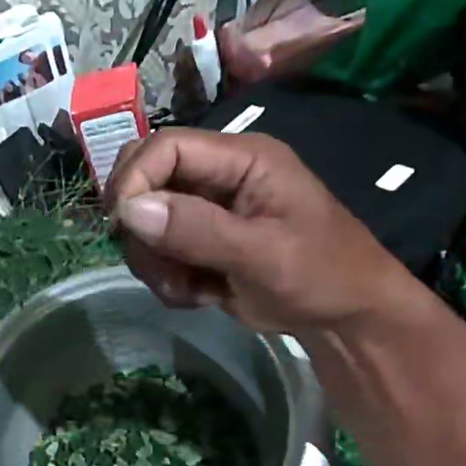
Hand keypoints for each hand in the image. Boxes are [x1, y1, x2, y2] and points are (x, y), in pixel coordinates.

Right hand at [106, 128, 424, 333]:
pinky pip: (158, 253)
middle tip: (156, 265)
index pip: (167, 146)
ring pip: (145, 223)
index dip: (135, 179)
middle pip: (145, 180)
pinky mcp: (200, 243)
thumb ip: (198, 230)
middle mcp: (218, 176)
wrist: (344, 318)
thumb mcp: (264, 254)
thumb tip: (129, 210)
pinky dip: (167, 279)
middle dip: (141, 227)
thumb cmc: (322, 274)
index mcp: (242, 158)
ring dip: (156, 262)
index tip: (121, 225)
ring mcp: (207, 210)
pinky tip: (199, 295)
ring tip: (190, 290)